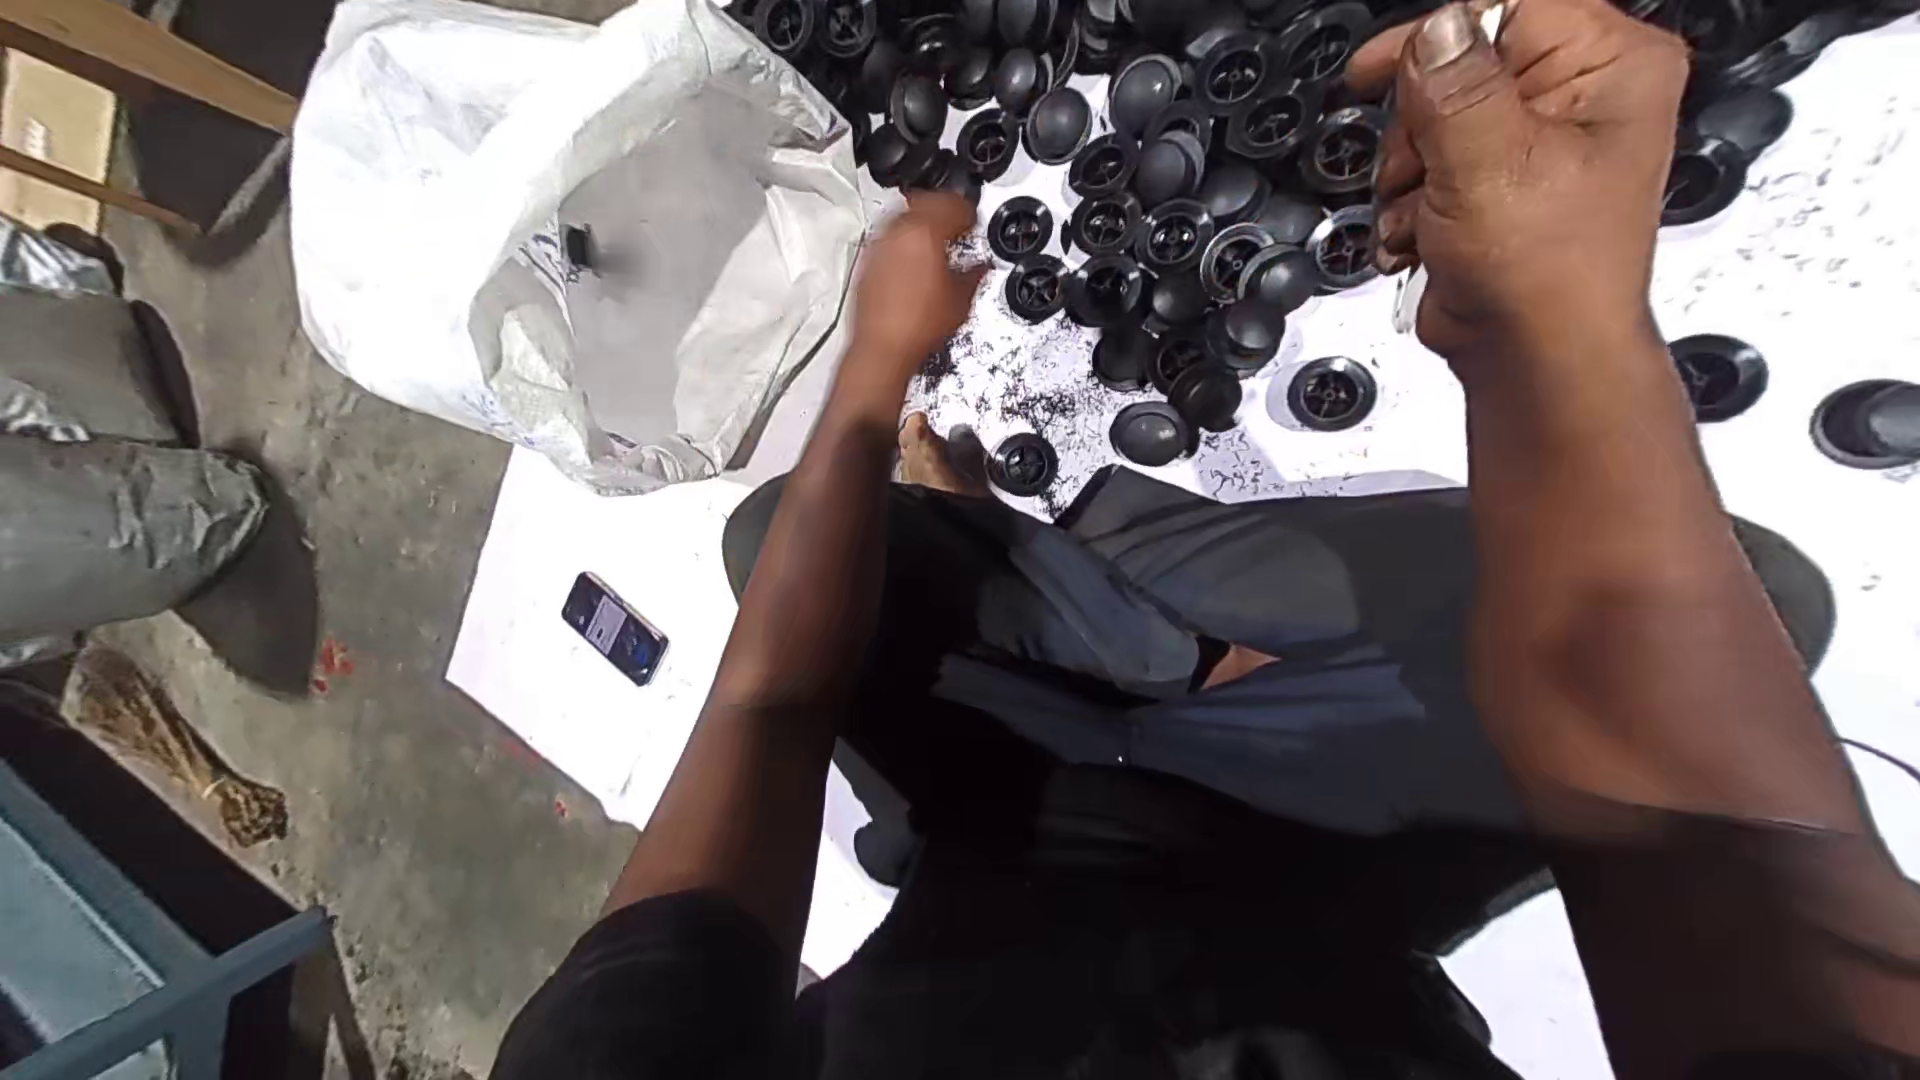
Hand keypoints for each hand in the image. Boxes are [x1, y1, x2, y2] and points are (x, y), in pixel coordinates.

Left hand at [846, 192, 985, 383]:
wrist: (884, 350)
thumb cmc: (917, 328)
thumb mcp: (960, 300)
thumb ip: (973, 275)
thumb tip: (980, 268)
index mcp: (925, 232)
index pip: (952, 205)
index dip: (968, 211)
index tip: (972, 219)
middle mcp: (897, 233)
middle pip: (923, 203)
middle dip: (942, 210)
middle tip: (956, 222)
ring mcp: (878, 247)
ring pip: (902, 220)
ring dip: (920, 225)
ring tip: (934, 241)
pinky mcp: (867, 264)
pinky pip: (887, 242)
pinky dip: (903, 244)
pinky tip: (912, 261)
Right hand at [1347, 0, 1688, 366]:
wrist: (1525, 348)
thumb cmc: (1541, 268)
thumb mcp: (1493, 165)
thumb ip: (1458, 92)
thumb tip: (1435, 29)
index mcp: (1601, 71)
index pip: (1507, 13)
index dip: (1433, 39)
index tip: (1369, 67)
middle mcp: (1563, 108)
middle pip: (1450, 84)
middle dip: (1413, 140)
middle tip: (1420, 179)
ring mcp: (1517, 159)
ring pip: (1422, 142)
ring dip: (1401, 188)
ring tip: (1423, 222)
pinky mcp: (1479, 200)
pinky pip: (1416, 188)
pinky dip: (1403, 218)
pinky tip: (1419, 242)